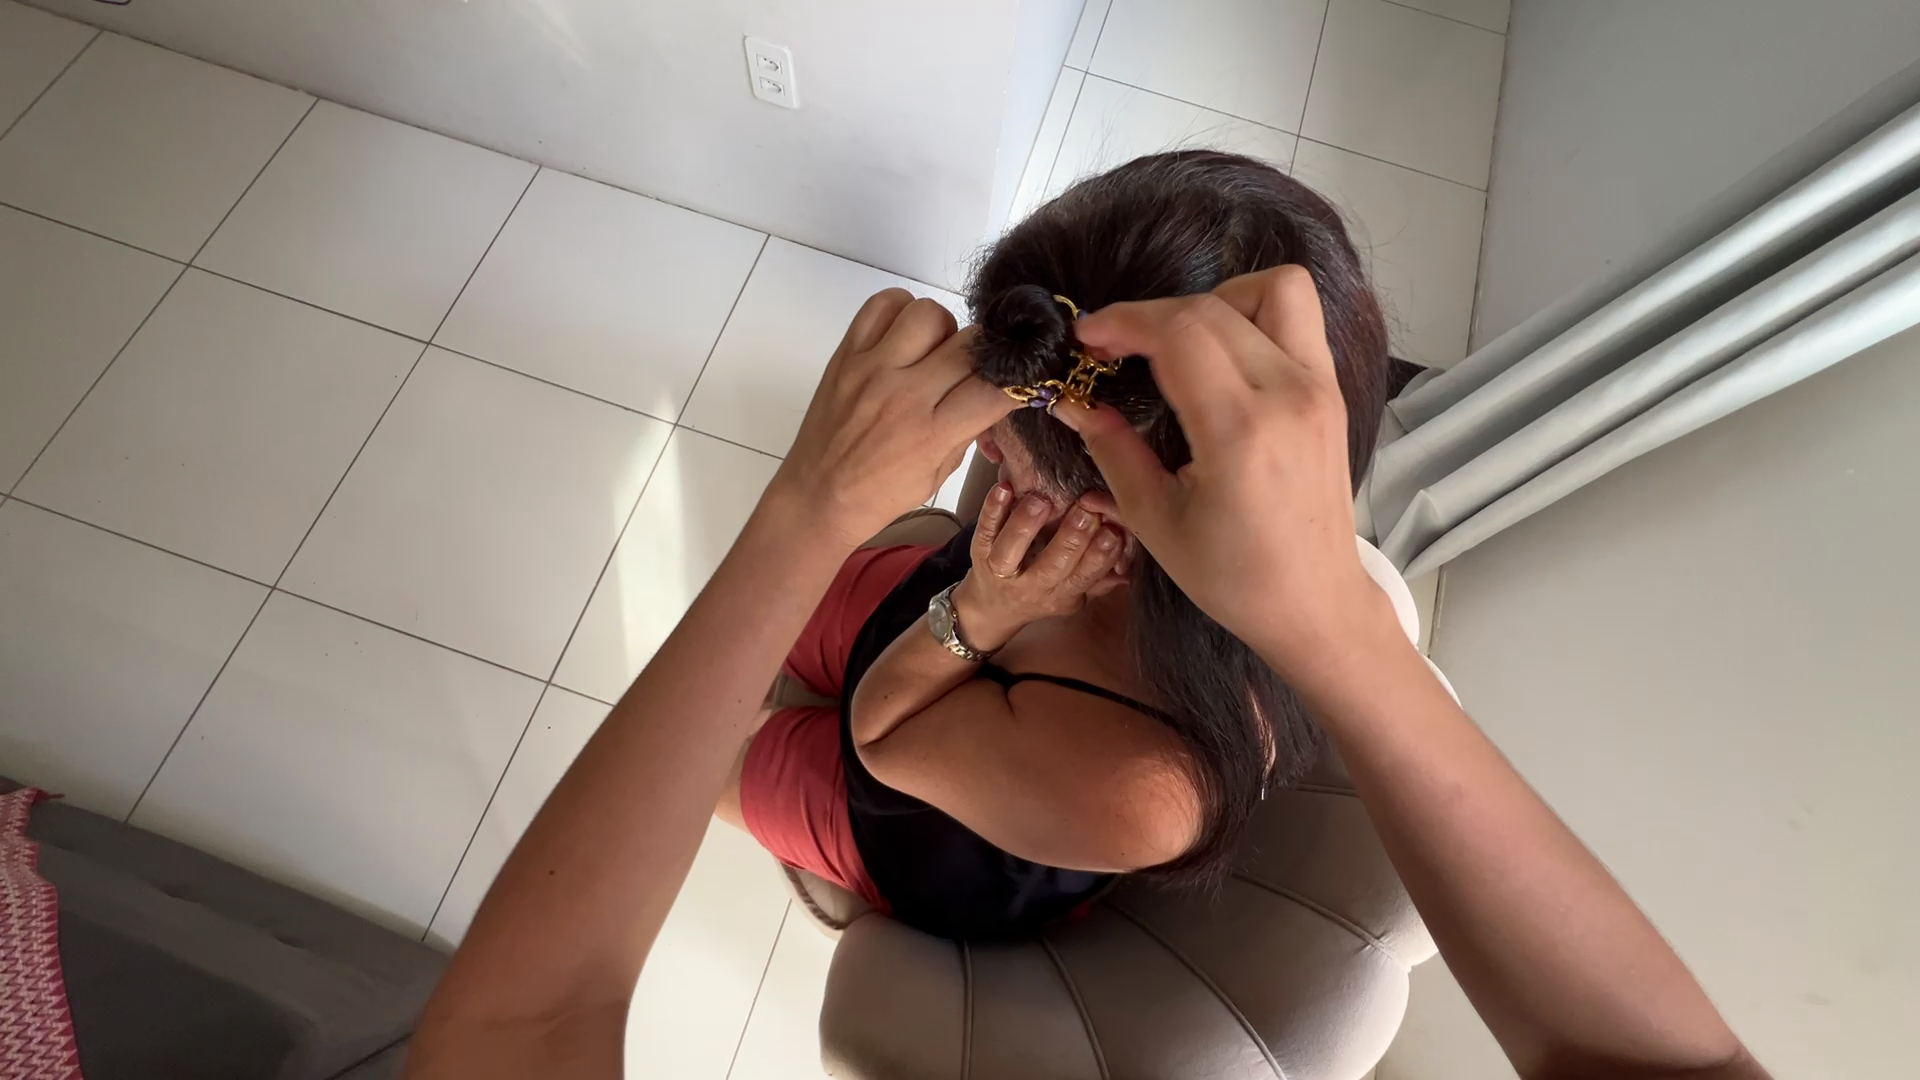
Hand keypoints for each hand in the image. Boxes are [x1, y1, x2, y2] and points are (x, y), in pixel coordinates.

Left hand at [767, 290, 1017, 548]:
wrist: (816, 496)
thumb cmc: (879, 495)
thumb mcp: (938, 475)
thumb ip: (967, 430)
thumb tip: (993, 394)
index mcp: (931, 434)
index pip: (995, 388)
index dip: (1016, 381)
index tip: (1018, 382)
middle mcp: (903, 395)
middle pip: (970, 343)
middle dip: (984, 356)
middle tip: (973, 372)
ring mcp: (872, 369)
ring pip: (929, 312)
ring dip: (943, 330)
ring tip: (934, 353)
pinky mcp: (846, 354)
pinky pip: (882, 304)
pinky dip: (901, 312)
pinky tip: (903, 338)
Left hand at [950, 484, 1124, 651]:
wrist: (990, 610)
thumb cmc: (1041, 595)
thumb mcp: (1073, 596)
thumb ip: (1101, 581)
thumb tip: (1133, 568)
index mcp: (1062, 594)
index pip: (1084, 577)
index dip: (1100, 556)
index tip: (1115, 532)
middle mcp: (1032, 585)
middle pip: (1052, 565)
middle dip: (1071, 538)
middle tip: (1087, 510)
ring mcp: (1002, 569)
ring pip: (1012, 550)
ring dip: (1027, 525)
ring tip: (1042, 501)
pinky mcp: (978, 551)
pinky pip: (983, 530)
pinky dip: (992, 509)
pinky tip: (1004, 488)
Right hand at [1055, 266, 1390, 678]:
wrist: (1313, 601)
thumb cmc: (1229, 575)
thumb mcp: (1154, 520)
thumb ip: (1112, 449)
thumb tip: (1074, 403)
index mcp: (1240, 432)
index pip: (1180, 333)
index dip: (1123, 322)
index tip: (1086, 340)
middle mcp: (1289, 395)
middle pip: (1212, 308)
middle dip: (1149, 315)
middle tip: (1111, 348)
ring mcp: (1319, 388)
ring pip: (1272, 290)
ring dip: (1213, 300)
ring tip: (1176, 343)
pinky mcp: (1332, 390)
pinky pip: (1297, 317)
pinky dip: (1251, 314)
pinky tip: (1218, 355)